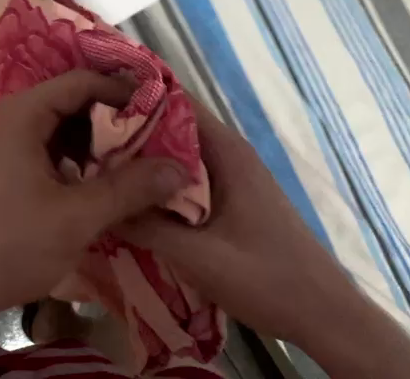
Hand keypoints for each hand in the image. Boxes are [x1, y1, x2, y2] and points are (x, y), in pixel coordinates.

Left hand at [0, 70, 189, 325]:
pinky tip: (89, 185)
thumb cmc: (10, 243)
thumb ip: (128, 189)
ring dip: (89, 142)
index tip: (161, 112)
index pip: (80, 81)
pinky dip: (67, 157)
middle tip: (150, 143)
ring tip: (127, 167)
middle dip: (109, 120)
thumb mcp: (76, 217)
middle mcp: (4, 114)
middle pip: (66, 100)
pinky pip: (37, 143)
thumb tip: (178, 168)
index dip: (122, 92)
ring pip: (53, 125)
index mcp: (20, 112)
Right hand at [118, 111, 409, 377]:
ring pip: (175, 149)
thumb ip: (147, 226)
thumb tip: (95, 199)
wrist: (329, 320)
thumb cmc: (269, 281)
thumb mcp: (199, 257)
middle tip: (79, 128)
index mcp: (225, 150)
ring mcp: (231, 175)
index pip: (173, 97)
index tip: (91, 91)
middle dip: (127, 122)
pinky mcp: (231, 197)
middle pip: (169, 121)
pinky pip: (184, 172)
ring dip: (141, 152)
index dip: (132, 89)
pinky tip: (129, 191)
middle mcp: (227, 152)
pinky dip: (156, 175)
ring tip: (94, 156)